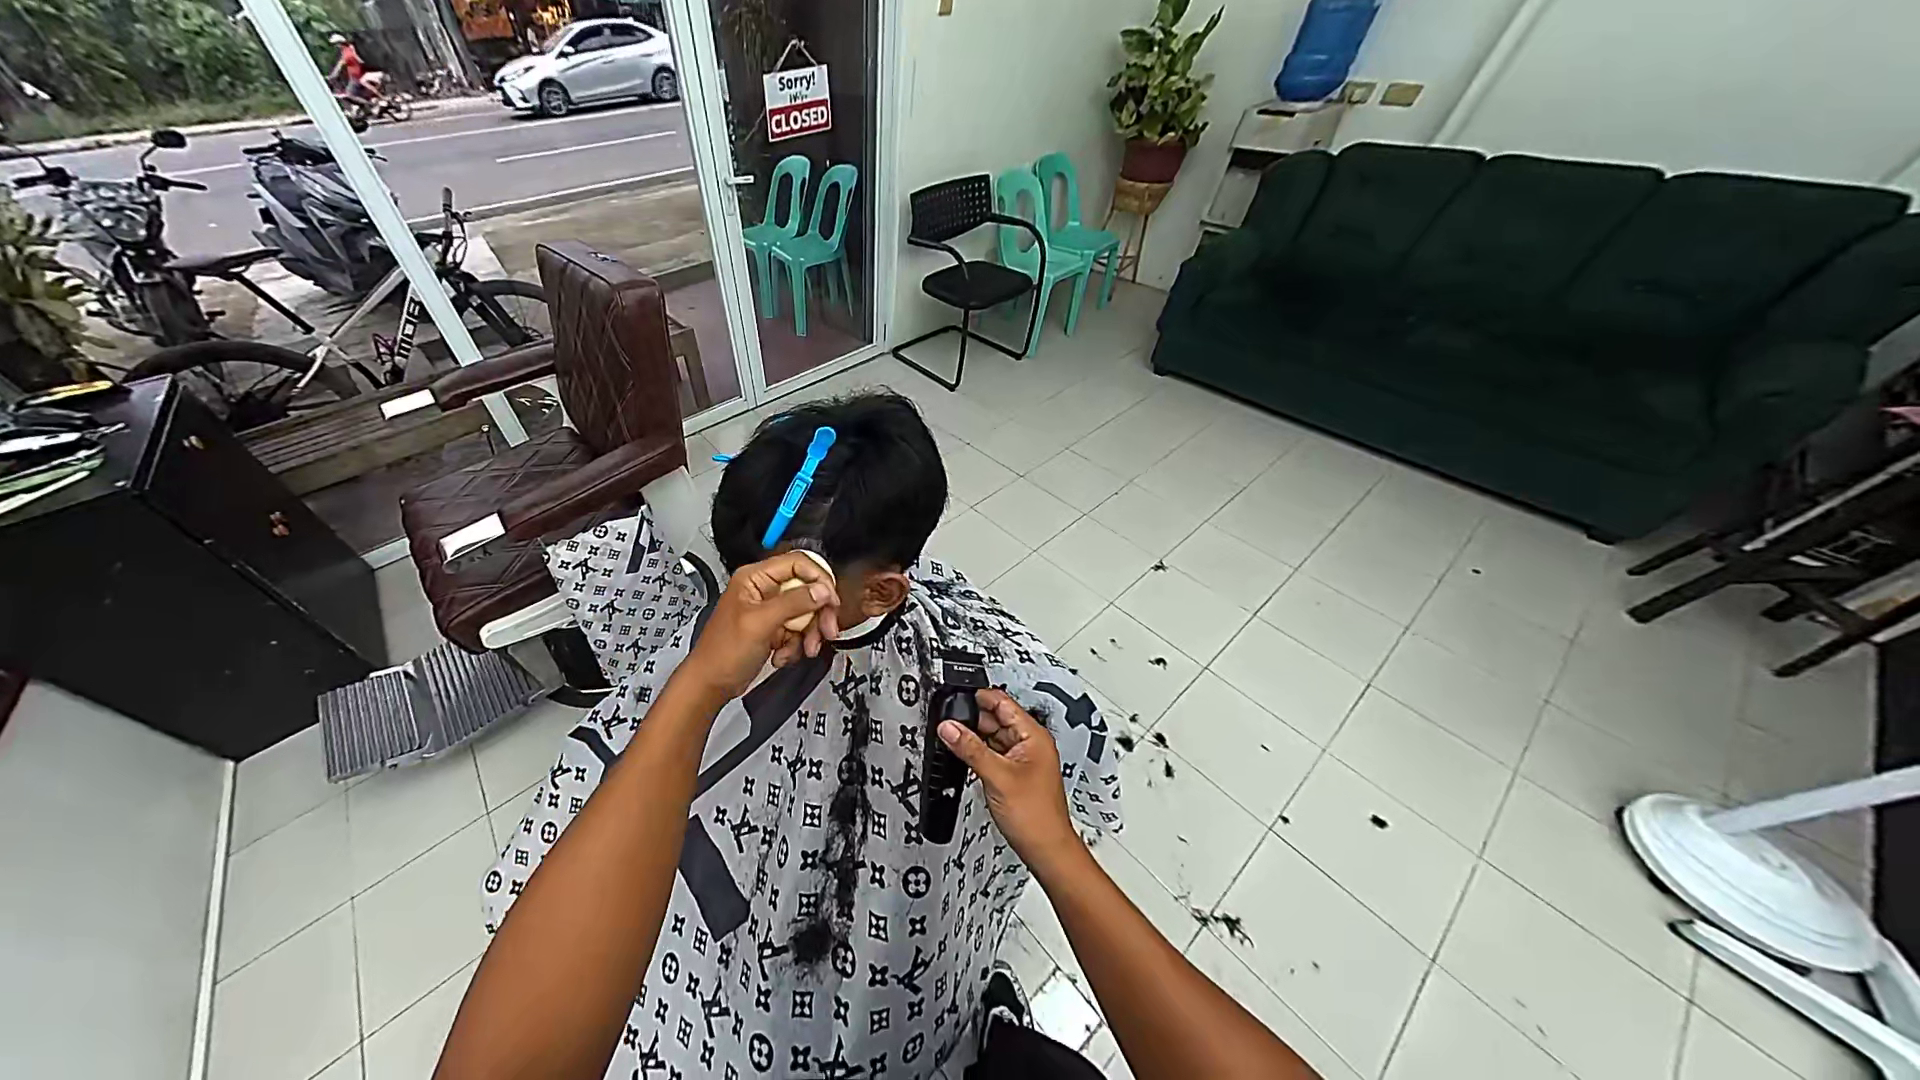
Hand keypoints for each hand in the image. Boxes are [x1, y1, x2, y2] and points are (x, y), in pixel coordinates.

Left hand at [678, 552, 837, 702]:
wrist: (712, 683)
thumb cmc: (722, 652)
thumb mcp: (760, 623)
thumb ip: (794, 603)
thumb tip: (822, 590)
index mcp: (755, 578)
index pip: (798, 564)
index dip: (819, 579)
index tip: (830, 599)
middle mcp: (765, 589)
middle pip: (808, 589)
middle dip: (819, 612)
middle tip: (827, 629)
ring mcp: (771, 609)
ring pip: (808, 611)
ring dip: (810, 632)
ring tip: (806, 648)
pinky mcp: (776, 626)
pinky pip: (801, 629)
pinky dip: (798, 644)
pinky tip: (784, 654)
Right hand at [938, 689, 1082, 872]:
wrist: (1046, 849)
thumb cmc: (1036, 816)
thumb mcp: (997, 776)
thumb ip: (970, 749)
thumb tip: (950, 727)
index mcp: (1033, 735)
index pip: (1004, 702)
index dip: (980, 697)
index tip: (958, 697)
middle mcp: (1031, 744)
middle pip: (996, 718)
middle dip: (973, 719)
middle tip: (950, 722)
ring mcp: (1023, 759)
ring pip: (993, 736)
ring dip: (975, 737)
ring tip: (954, 739)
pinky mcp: (1015, 774)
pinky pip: (993, 753)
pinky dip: (979, 754)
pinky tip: (967, 759)